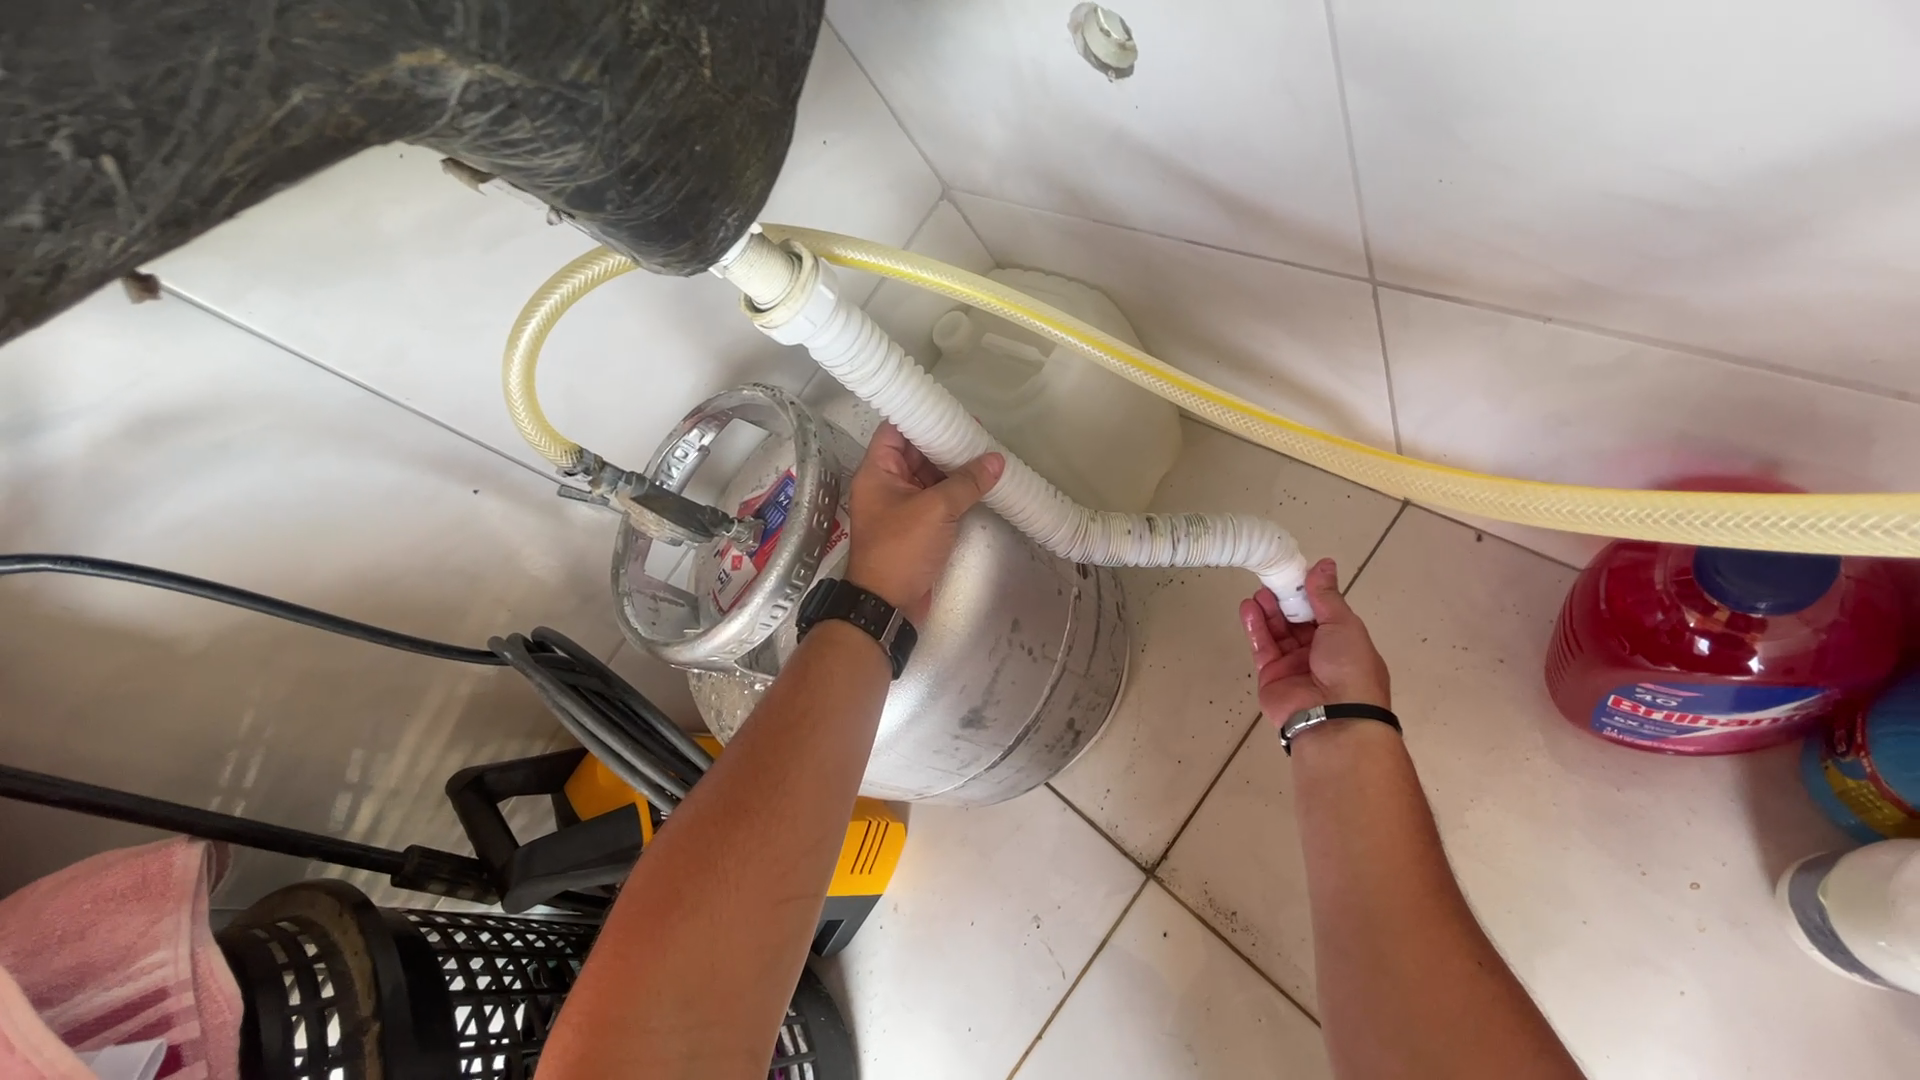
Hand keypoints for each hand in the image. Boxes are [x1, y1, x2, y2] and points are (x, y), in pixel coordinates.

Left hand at [846, 423, 1002, 623]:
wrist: (887, 605)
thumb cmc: (901, 550)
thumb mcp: (936, 510)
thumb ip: (966, 482)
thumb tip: (996, 461)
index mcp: (876, 472)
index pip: (895, 431)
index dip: (921, 417)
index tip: (951, 411)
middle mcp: (885, 485)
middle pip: (914, 452)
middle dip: (944, 442)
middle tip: (978, 432)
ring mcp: (901, 507)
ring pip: (928, 476)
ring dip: (953, 467)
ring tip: (985, 453)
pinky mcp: (916, 527)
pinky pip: (936, 499)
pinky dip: (955, 490)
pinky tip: (980, 482)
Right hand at [1241, 558, 1391, 727]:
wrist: (1331, 717)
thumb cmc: (1348, 668)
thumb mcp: (1344, 625)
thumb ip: (1326, 595)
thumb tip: (1324, 564)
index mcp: (1344, 642)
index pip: (1323, 612)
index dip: (1309, 593)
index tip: (1295, 573)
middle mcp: (1320, 654)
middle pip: (1297, 621)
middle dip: (1285, 600)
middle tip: (1271, 580)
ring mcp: (1294, 665)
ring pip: (1278, 632)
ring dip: (1268, 611)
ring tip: (1258, 592)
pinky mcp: (1271, 675)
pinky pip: (1262, 646)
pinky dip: (1255, 627)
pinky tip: (1248, 608)